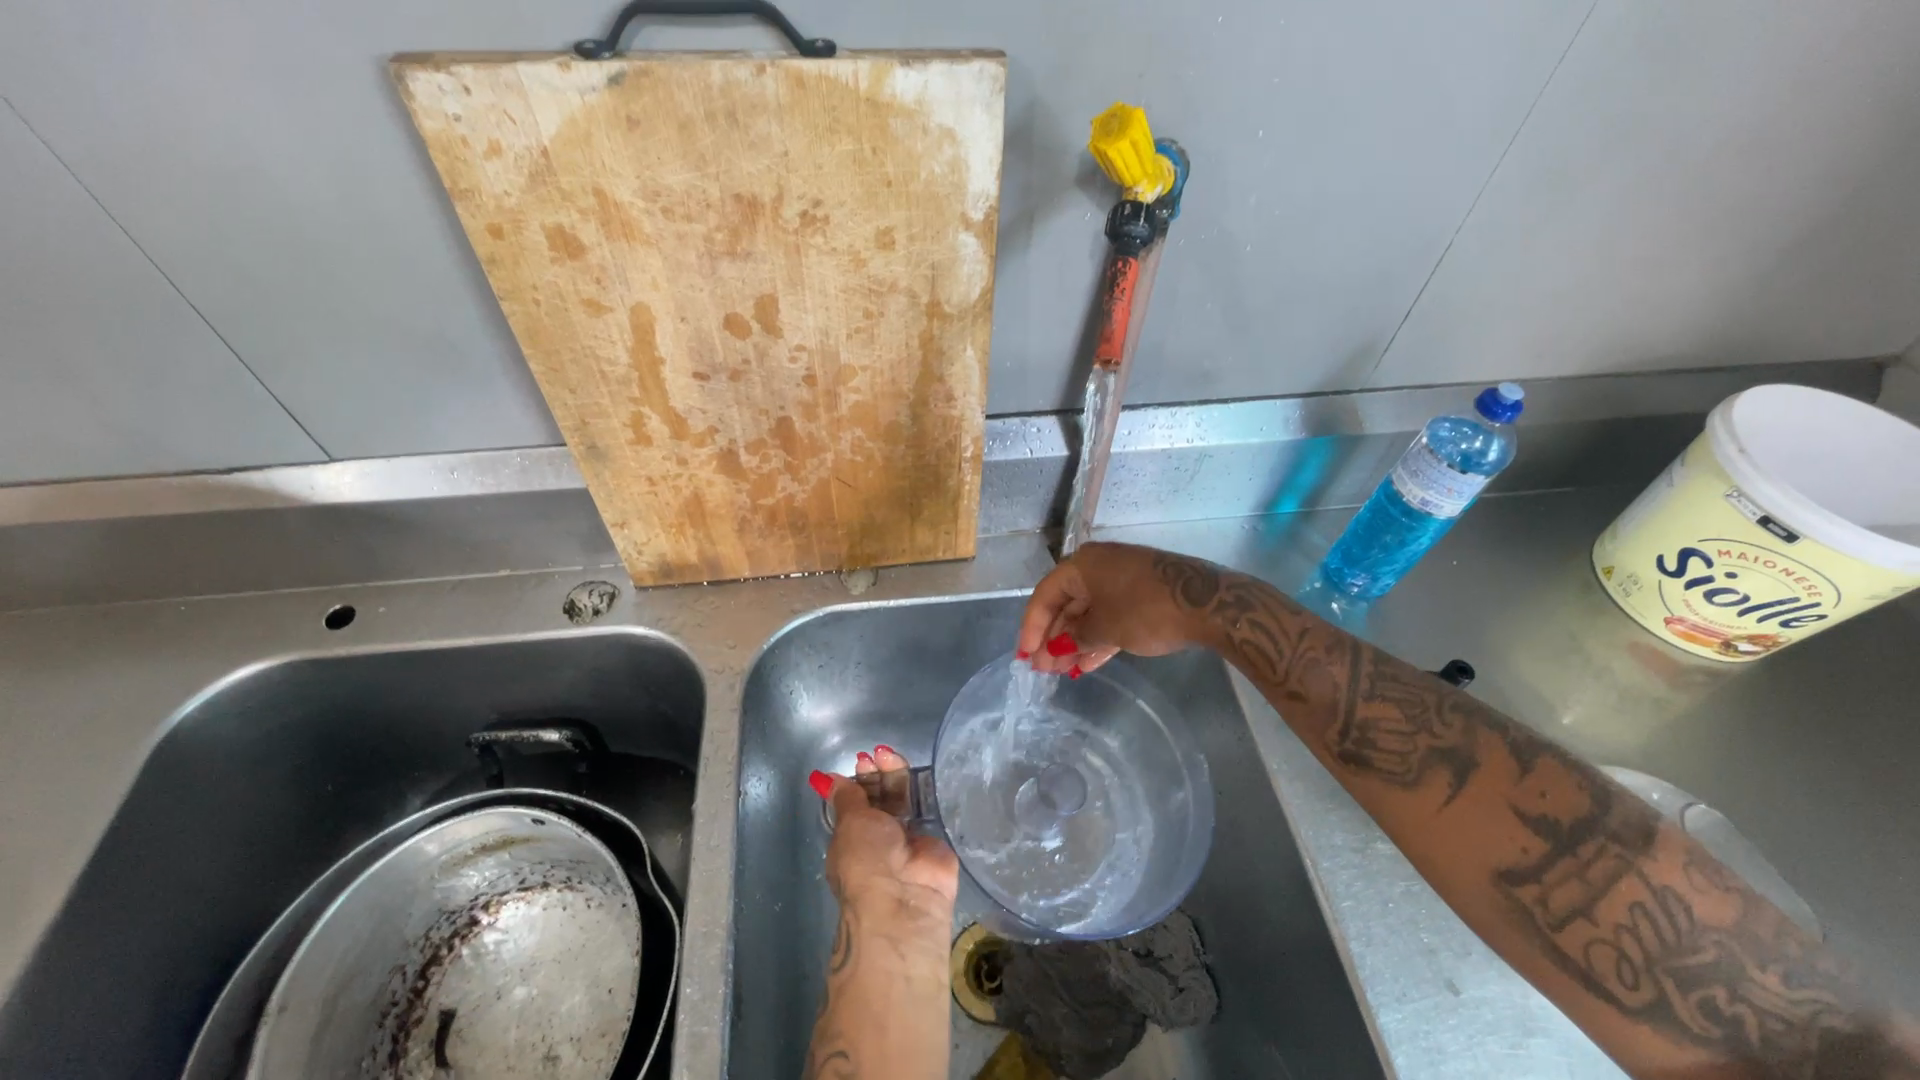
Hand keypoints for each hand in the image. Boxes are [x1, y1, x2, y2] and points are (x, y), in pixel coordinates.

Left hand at [813, 747, 958, 930]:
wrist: (903, 900)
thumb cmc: (865, 860)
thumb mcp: (849, 822)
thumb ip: (847, 796)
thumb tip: (823, 778)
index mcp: (852, 840)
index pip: (857, 803)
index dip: (860, 781)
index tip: (861, 761)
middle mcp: (880, 841)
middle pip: (882, 799)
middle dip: (878, 776)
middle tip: (877, 753)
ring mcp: (909, 841)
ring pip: (906, 802)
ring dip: (899, 778)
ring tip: (892, 754)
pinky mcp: (936, 842)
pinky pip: (931, 812)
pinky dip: (926, 791)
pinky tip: (925, 772)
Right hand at [1017, 542, 1210, 674]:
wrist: (1210, 604)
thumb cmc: (1146, 610)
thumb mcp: (1105, 628)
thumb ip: (1075, 638)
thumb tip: (1056, 648)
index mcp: (1083, 565)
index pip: (1045, 595)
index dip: (1032, 628)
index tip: (1025, 657)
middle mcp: (1099, 567)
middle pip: (1066, 605)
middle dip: (1053, 639)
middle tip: (1043, 670)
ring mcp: (1123, 581)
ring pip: (1089, 614)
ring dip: (1074, 643)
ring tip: (1062, 672)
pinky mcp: (1143, 596)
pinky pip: (1110, 617)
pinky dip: (1098, 639)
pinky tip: (1087, 665)